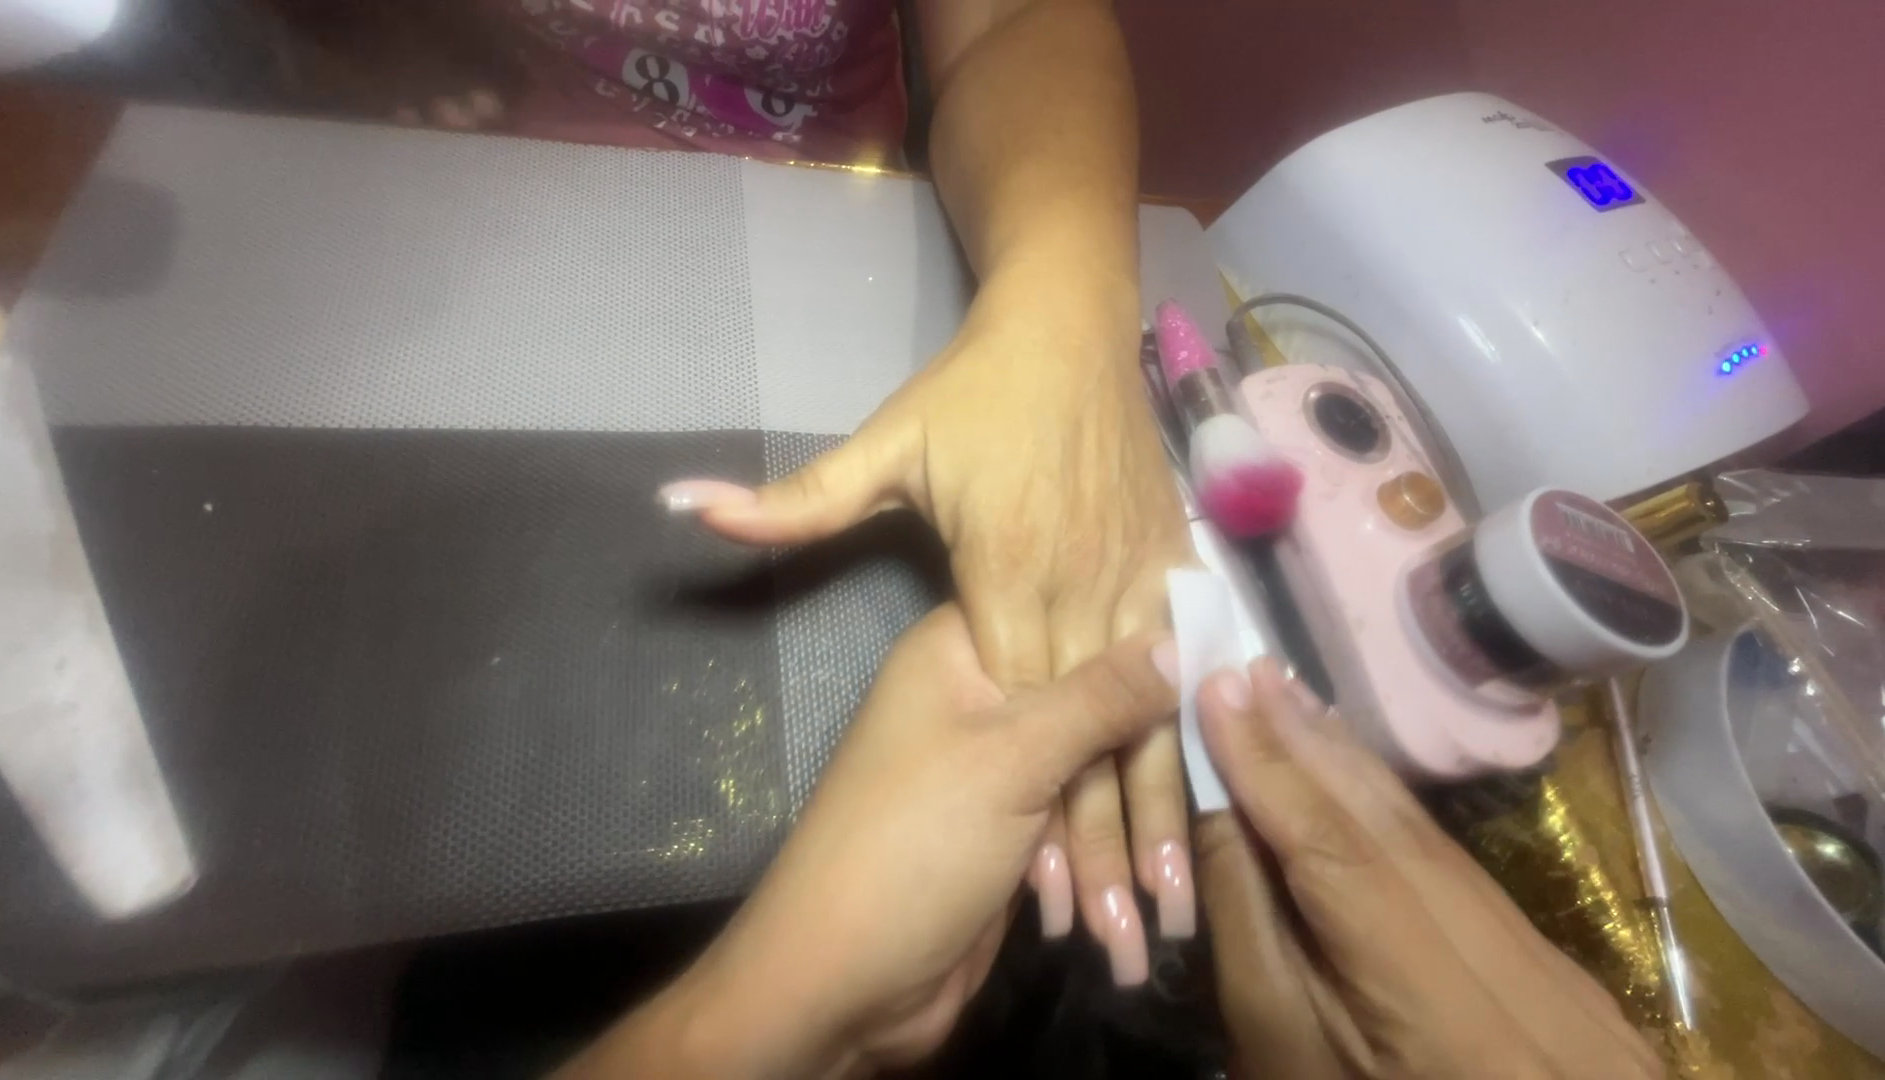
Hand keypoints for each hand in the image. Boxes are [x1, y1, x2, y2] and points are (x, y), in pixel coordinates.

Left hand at [558, 607, 1176, 1078]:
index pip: (1067, 613)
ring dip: (1126, 828)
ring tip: (1178, 887)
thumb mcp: (1013, 756)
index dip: (1140, 635)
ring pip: (1085, 765)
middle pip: (1085, 696)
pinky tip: (1144, 894)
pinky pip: (1072, 816)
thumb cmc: (920, 838)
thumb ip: (1100, 695)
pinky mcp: (1007, 820)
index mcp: (962, 648)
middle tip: (1224, 774)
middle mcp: (978, 692)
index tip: (1217, 659)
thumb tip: (1177, 634)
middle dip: (1143, 760)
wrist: (846, 975)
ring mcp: (992, 760)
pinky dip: (1101, 853)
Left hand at [660, 276, 1192, 977]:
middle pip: (1089, 722)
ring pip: (1146, 704)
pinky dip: (1188, 720)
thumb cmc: (973, 395)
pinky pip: (1178, 657)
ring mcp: (1134, 569)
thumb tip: (683, 508)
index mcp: (1008, 569)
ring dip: (1160, 800)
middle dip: (1109, 834)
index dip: (1039, 797)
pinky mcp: (1168, 556)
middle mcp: (1078, 580)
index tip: (1047, 895)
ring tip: (1174, 898)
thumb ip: (795, 502)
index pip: (1025, 700)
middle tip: (1127, 939)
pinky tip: (1209, 779)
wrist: (1067, 327)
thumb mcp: (884, 447)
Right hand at [1193, 659, 1662, 1079]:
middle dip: (1309, 742)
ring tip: (1283, 692)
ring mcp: (1559, 971)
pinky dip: (1383, 799)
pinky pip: (1449, 857)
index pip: (1342, 857)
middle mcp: (1532, 985)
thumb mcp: (1275, 1033)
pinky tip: (1341, 757)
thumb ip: (1246, 913)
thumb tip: (1214, 796)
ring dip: (1343, 756)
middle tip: (1248, 670)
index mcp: (1453, 1026)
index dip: (1272, 768)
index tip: (1218, 692)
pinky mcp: (1555, 962)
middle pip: (1394, 829)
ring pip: (1427, 833)